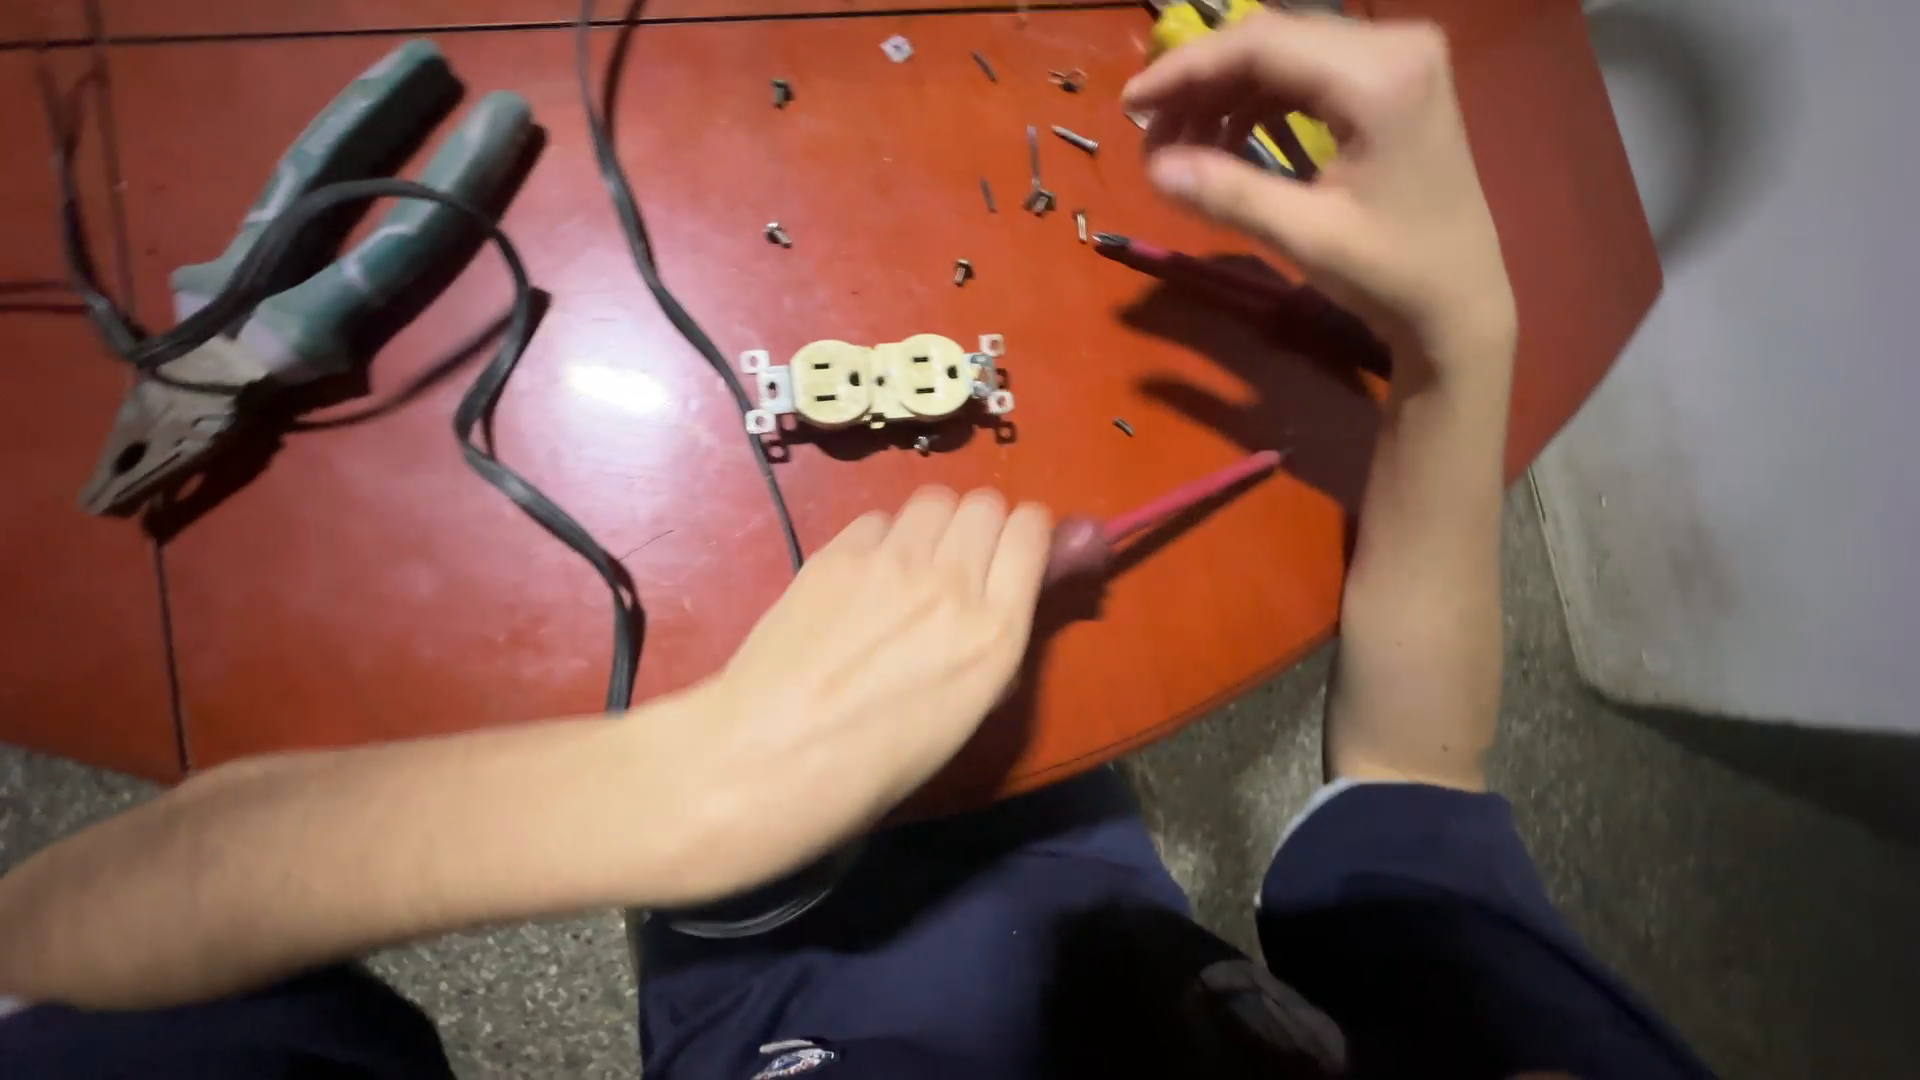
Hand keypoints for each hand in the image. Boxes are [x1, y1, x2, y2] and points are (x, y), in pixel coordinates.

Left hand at [672, 487, 1052, 895]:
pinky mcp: (839, 551)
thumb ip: (997, 639)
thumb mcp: (967, 712)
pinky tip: (863, 576)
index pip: (1032, 529)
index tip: (1011, 555)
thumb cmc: (879, 762)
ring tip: (912, 563)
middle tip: (960, 563)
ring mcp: (892, 559)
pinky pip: (880, 518)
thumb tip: (1012, 592)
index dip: (1025, 536)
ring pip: (935, 499)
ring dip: (935, 524)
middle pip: (985, 503)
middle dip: (982, 526)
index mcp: (995, 631)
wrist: (773, 756)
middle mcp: (952, 581)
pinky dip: (883, 538)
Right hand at [1122, 11, 1516, 379]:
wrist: (1456, 300)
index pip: (1261, 44)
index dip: (1185, 70)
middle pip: (1269, 42)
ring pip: (1282, 59)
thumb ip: (1228, 194)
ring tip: (1180, 151)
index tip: (1130, 104)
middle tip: (1150, 139)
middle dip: (1199, 86)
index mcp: (1379, 75)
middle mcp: (1392, 46)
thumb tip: (1154, 168)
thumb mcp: (1303, 236)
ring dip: (1223, 99)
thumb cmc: (1390, 272)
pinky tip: (1225, 147)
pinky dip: (1255, 109)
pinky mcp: (1388, 86)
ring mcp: (1394, 62)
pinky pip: (1303, 80)